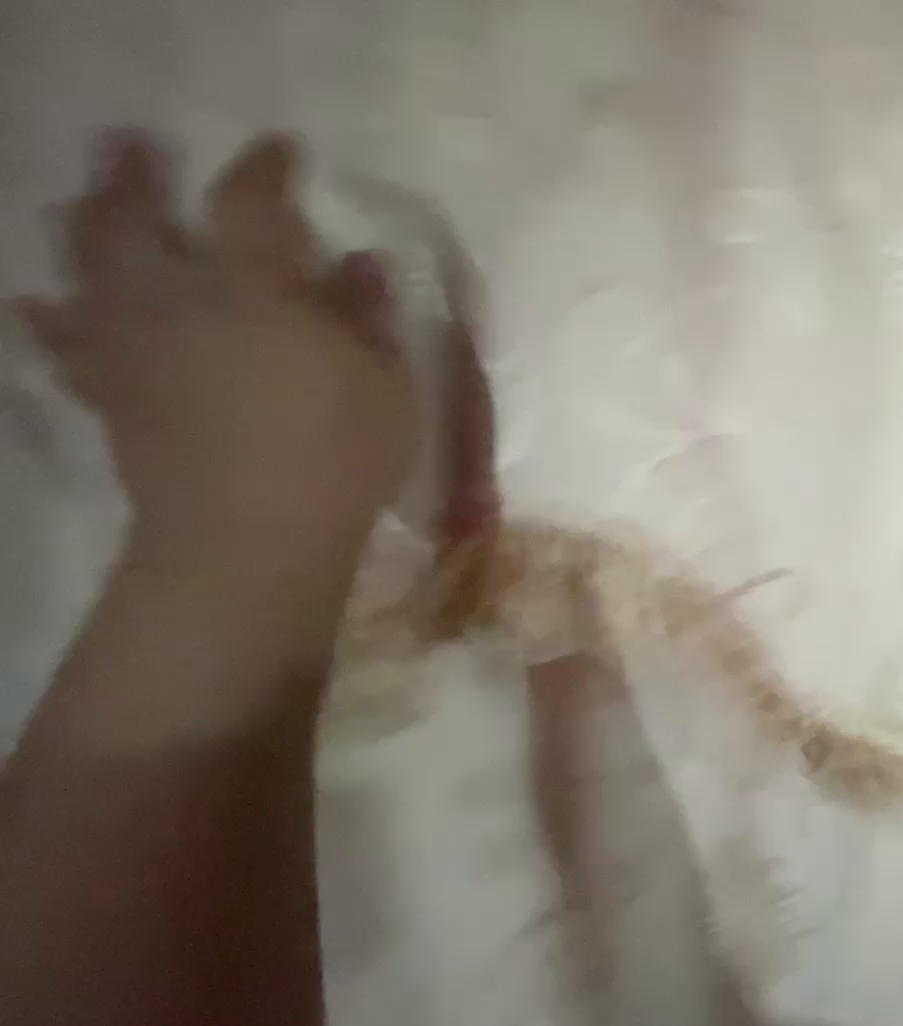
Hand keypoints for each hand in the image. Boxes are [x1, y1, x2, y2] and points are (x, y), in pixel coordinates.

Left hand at [16, 132, 414, 569]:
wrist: (252, 532)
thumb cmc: (341, 451)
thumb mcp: (385, 383)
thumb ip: (367, 317)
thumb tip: (358, 263)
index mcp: (252, 288)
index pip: (251, 204)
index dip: (263, 169)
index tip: (278, 147)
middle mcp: (171, 296)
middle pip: (131, 214)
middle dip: (132, 174)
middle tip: (133, 146)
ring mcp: (126, 341)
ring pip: (81, 262)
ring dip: (82, 224)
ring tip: (85, 205)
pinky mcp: (106, 389)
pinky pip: (61, 338)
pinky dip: (52, 314)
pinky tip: (47, 303)